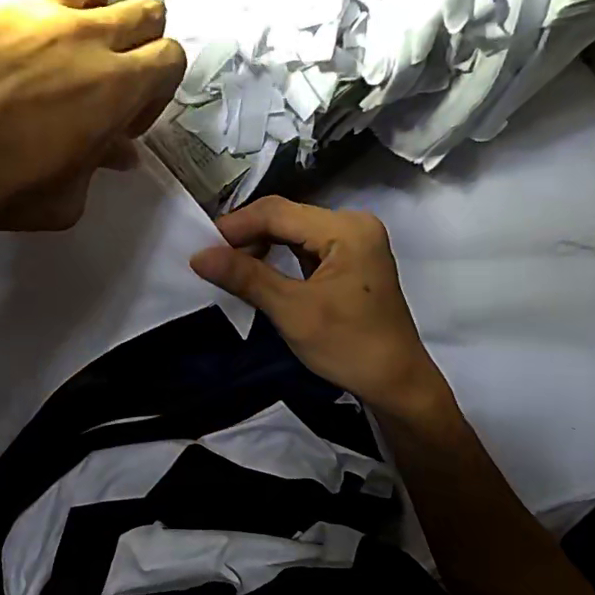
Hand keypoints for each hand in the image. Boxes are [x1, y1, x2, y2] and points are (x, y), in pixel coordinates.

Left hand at [0, 0, 186, 257]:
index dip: (155, 91)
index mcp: (114, 88)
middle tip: (102, 80)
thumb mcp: (57, 204)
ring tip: (67, 21)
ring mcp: (30, 4)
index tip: (123, 120)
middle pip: (146, 9)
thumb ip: (94, 173)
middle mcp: (83, 33)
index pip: (170, 60)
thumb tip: (116, 156)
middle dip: (138, 43)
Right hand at [190, 197, 449, 419]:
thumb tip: (198, 256)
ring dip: (261, 247)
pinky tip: (257, 272)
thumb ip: (246, 277)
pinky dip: (279, 258)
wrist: (395, 383)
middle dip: (247, 236)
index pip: (278, 212)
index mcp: (346, 228)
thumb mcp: (292, 311)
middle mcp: (353, 224)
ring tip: (229, 267)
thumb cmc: (348, 346)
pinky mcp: (351, 260)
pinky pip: (306, 248)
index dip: (235, 226)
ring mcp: (355, 241)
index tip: (200, 246)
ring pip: (294, 232)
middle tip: (211, 259)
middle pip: (286, 218)